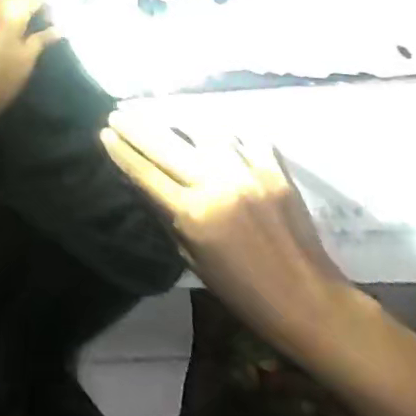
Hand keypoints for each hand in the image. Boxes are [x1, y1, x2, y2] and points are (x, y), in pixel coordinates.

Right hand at [101, 111, 347, 347]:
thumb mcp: (193, 259)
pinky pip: (247, 138)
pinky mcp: (275, 172)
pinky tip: (218, 127)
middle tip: (118, 112)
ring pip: (204, 131)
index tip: (104, 132)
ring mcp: (248, 174)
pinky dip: (230, 131)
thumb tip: (144, 185)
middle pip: (165, 146)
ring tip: (163, 112)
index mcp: (193, 214)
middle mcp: (216, 185)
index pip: (145, 173)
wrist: (311, 303)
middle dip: (136, 126)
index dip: (122, 151)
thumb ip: (168, 217)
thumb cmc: (243, 292)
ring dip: (178, 120)